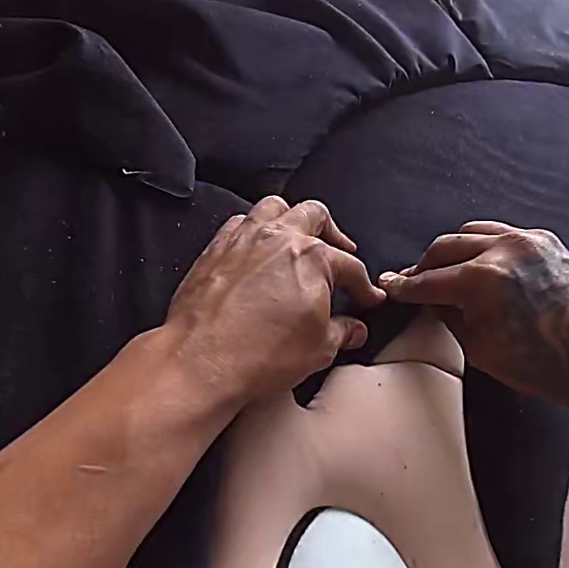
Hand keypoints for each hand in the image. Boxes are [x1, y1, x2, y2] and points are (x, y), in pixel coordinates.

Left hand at [160, 197, 385, 404]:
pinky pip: (240, 223)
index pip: (350, 266)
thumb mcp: (318, 349)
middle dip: (334, 234)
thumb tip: (353, 329)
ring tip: (298, 236)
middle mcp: (278, 237)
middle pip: (315, 216)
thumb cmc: (258, 354)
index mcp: (312, 257)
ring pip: (275, 207)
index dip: (364, 285)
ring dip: (292, 218)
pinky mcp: (215, 248)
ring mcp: (244, 238)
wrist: (201, 360)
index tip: (367, 297)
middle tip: (340, 252)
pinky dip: (254, 228)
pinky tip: (257, 247)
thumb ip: (341, 332)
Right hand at [377, 222, 568, 409]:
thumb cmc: (544, 365)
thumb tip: (428, 298)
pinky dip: (481, 245)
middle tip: (414, 282)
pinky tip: (477, 263)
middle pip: (443, 248)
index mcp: (483, 281)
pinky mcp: (546, 241)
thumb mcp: (479, 348)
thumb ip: (447, 315)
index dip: (403, 287)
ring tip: (444, 271)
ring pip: (469, 233)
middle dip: (424, 267)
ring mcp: (528, 241)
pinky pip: (499, 233)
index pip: (427, 281)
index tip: (389, 285)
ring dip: (450, 251)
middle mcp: (504, 251)